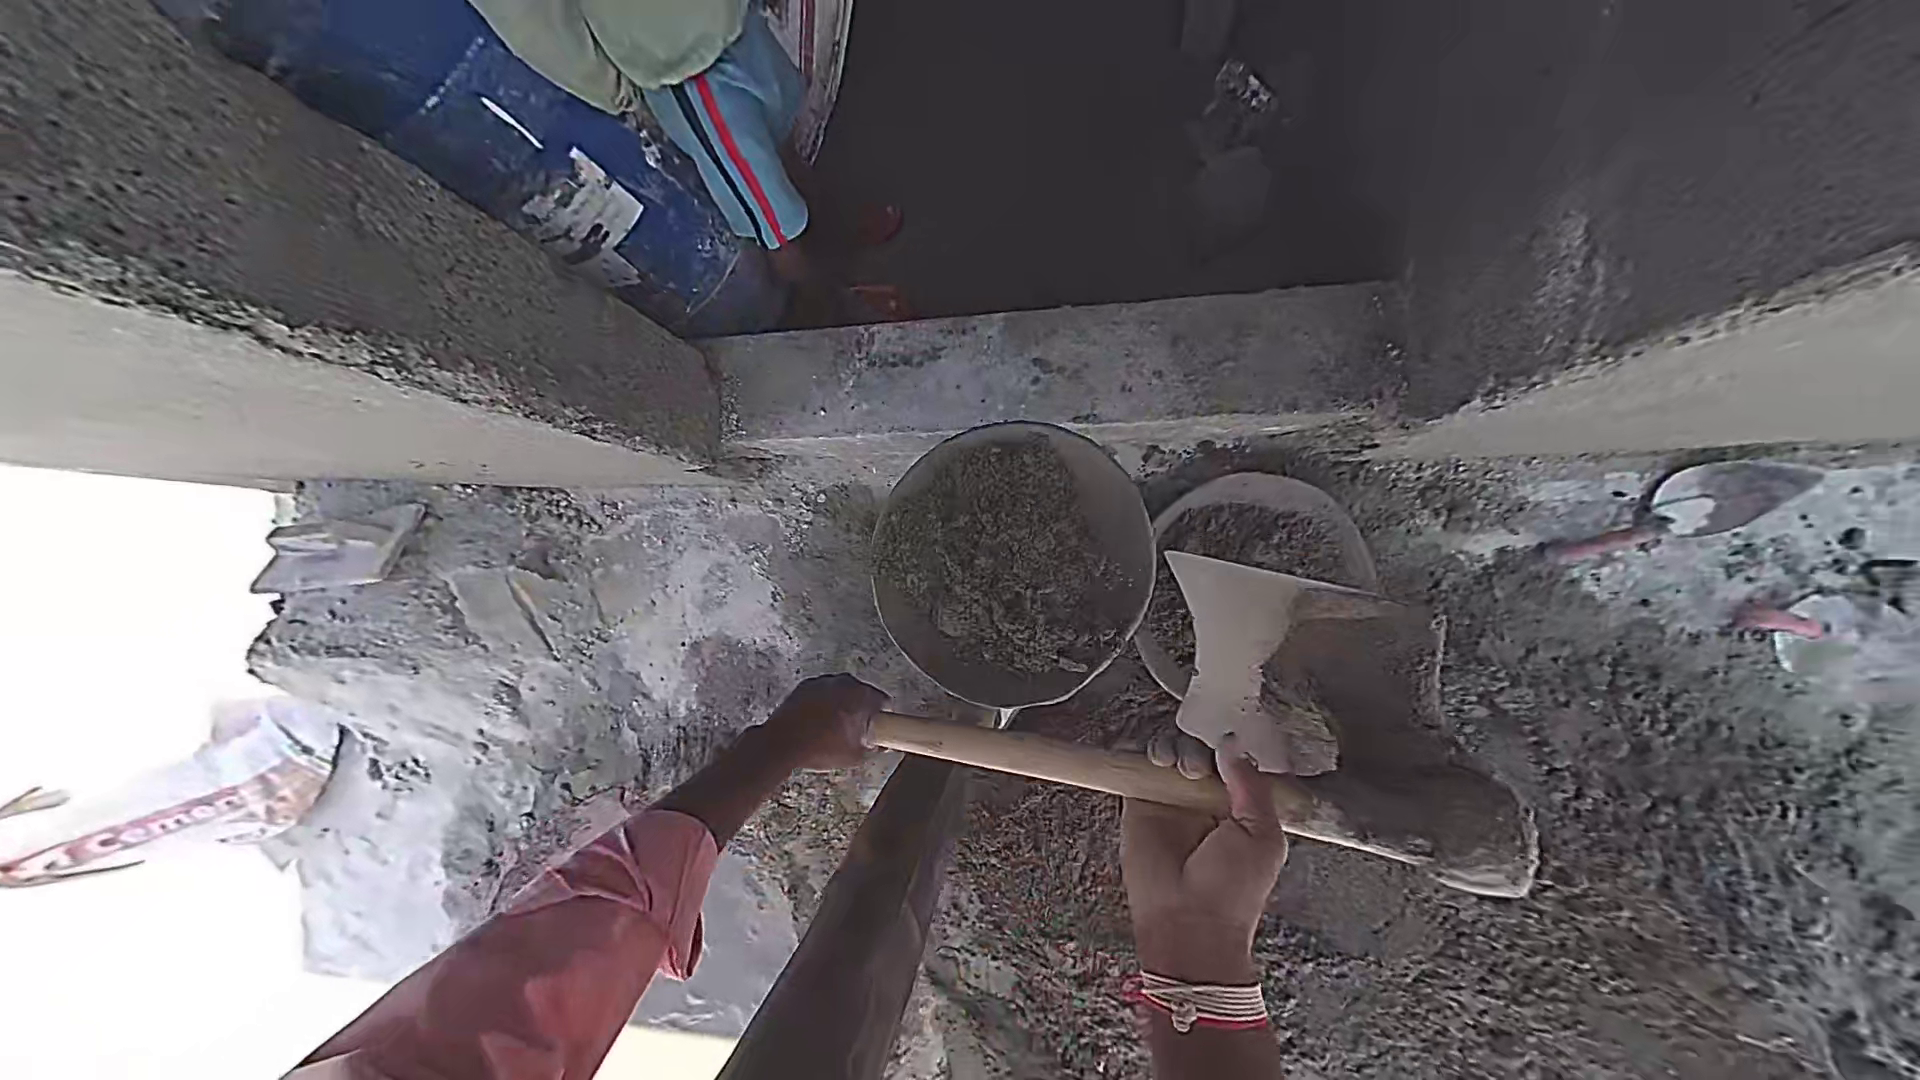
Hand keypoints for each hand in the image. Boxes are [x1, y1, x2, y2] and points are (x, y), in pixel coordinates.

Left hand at [756, 674, 887, 770]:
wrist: (783, 744)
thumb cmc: (819, 748)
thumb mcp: (855, 756)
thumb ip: (873, 747)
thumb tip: (878, 745)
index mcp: (862, 696)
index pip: (883, 701)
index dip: (882, 716)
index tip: (878, 725)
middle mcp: (845, 682)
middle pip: (862, 693)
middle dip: (860, 709)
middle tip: (854, 730)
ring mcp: (824, 681)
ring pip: (841, 691)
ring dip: (840, 704)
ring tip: (831, 728)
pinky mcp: (806, 685)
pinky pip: (822, 692)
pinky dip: (821, 702)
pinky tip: (816, 721)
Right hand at [1122, 735, 1288, 983]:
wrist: (1188, 922)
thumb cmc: (1231, 891)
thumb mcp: (1262, 837)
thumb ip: (1252, 787)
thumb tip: (1232, 745)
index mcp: (1237, 805)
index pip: (1230, 760)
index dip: (1227, 748)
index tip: (1225, 745)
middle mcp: (1201, 798)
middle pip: (1196, 749)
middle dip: (1197, 749)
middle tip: (1197, 769)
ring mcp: (1169, 798)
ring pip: (1167, 751)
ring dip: (1172, 748)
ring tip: (1176, 767)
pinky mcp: (1138, 802)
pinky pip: (1136, 766)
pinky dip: (1140, 752)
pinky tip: (1153, 760)